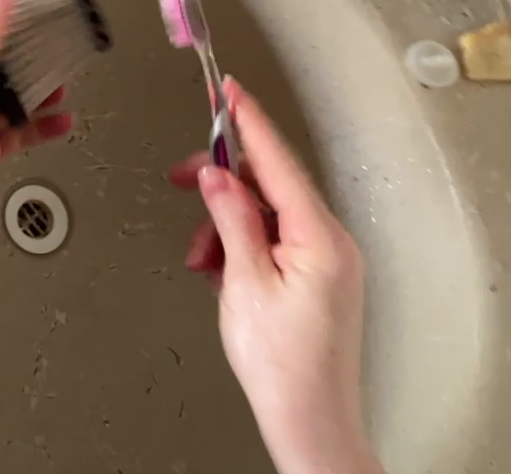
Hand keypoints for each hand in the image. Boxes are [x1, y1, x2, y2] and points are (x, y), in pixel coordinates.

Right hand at [169, 77, 380, 473]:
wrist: (309, 424)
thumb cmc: (281, 362)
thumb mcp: (243, 281)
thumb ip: (231, 218)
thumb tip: (216, 173)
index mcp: (320, 238)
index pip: (277, 160)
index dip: (249, 120)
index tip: (229, 87)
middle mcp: (329, 241)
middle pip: (266, 183)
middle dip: (220, 182)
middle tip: (181, 178)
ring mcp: (324, 258)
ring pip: (261, 211)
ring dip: (222, 224)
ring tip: (201, 257)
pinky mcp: (314, 274)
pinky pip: (268, 237)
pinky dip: (235, 243)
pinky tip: (217, 268)